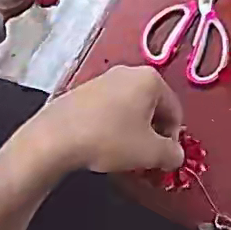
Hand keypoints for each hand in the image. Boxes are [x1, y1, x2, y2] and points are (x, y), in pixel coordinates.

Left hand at [26, 66, 186, 173]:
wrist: (55, 138)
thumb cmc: (110, 139)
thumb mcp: (151, 153)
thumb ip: (172, 154)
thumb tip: (175, 155)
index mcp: (151, 79)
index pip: (175, 111)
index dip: (173, 138)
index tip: (162, 158)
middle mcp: (129, 72)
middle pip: (153, 107)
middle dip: (152, 133)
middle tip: (144, 157)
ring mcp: (103, 79)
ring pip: (130, 108)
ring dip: (133, 131)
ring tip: (122, 153)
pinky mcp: (83, 90)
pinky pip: (109, 109)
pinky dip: (112, 126)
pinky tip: (102, 144)